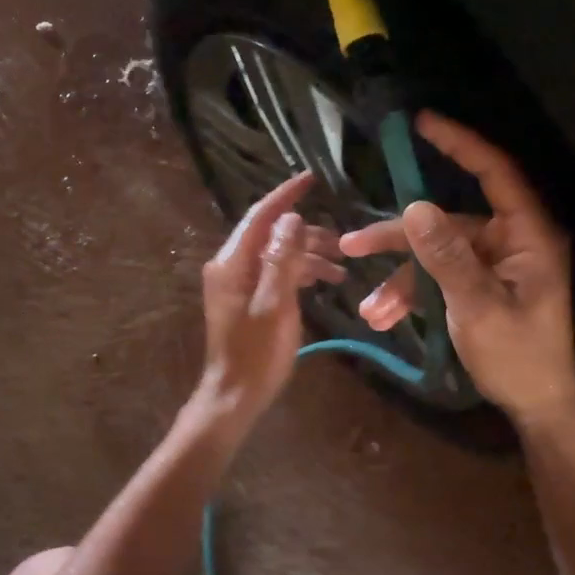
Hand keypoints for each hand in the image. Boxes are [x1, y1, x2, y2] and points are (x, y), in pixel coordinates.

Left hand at [196, 171, 346, 426]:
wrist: (235, 396)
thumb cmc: (255, 354)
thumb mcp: (274, 305)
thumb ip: (282, 260)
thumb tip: (291, 218)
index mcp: (231, 263)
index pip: (260, 217)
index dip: (286, 196)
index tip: (312, 177)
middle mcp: (230, 267)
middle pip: (270, 235)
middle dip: (307, 233)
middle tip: (344, 241)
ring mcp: (237, 284)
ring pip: (276, 255)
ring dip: (308, 256)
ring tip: (342, 269)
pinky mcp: (247, 299)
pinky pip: (275, 274)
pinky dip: (299, 274)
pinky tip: (325, 282)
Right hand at [338, 112, 574, 423]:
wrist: (535, 403)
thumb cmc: (519, 355)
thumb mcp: (478, 307)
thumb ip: (447, 257)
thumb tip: (415, 207)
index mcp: (525, 235)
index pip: (495, 173)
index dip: (460, 144)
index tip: (422, 124)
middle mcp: (508, 242)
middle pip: (446, 222)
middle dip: (398, 239)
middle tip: (351, 245)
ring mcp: (491, 265)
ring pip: (433, 254)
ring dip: (399, 279)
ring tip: (369, 309)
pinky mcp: (476, 287)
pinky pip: (436, 279)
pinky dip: (410, 296)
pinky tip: (383, 318)